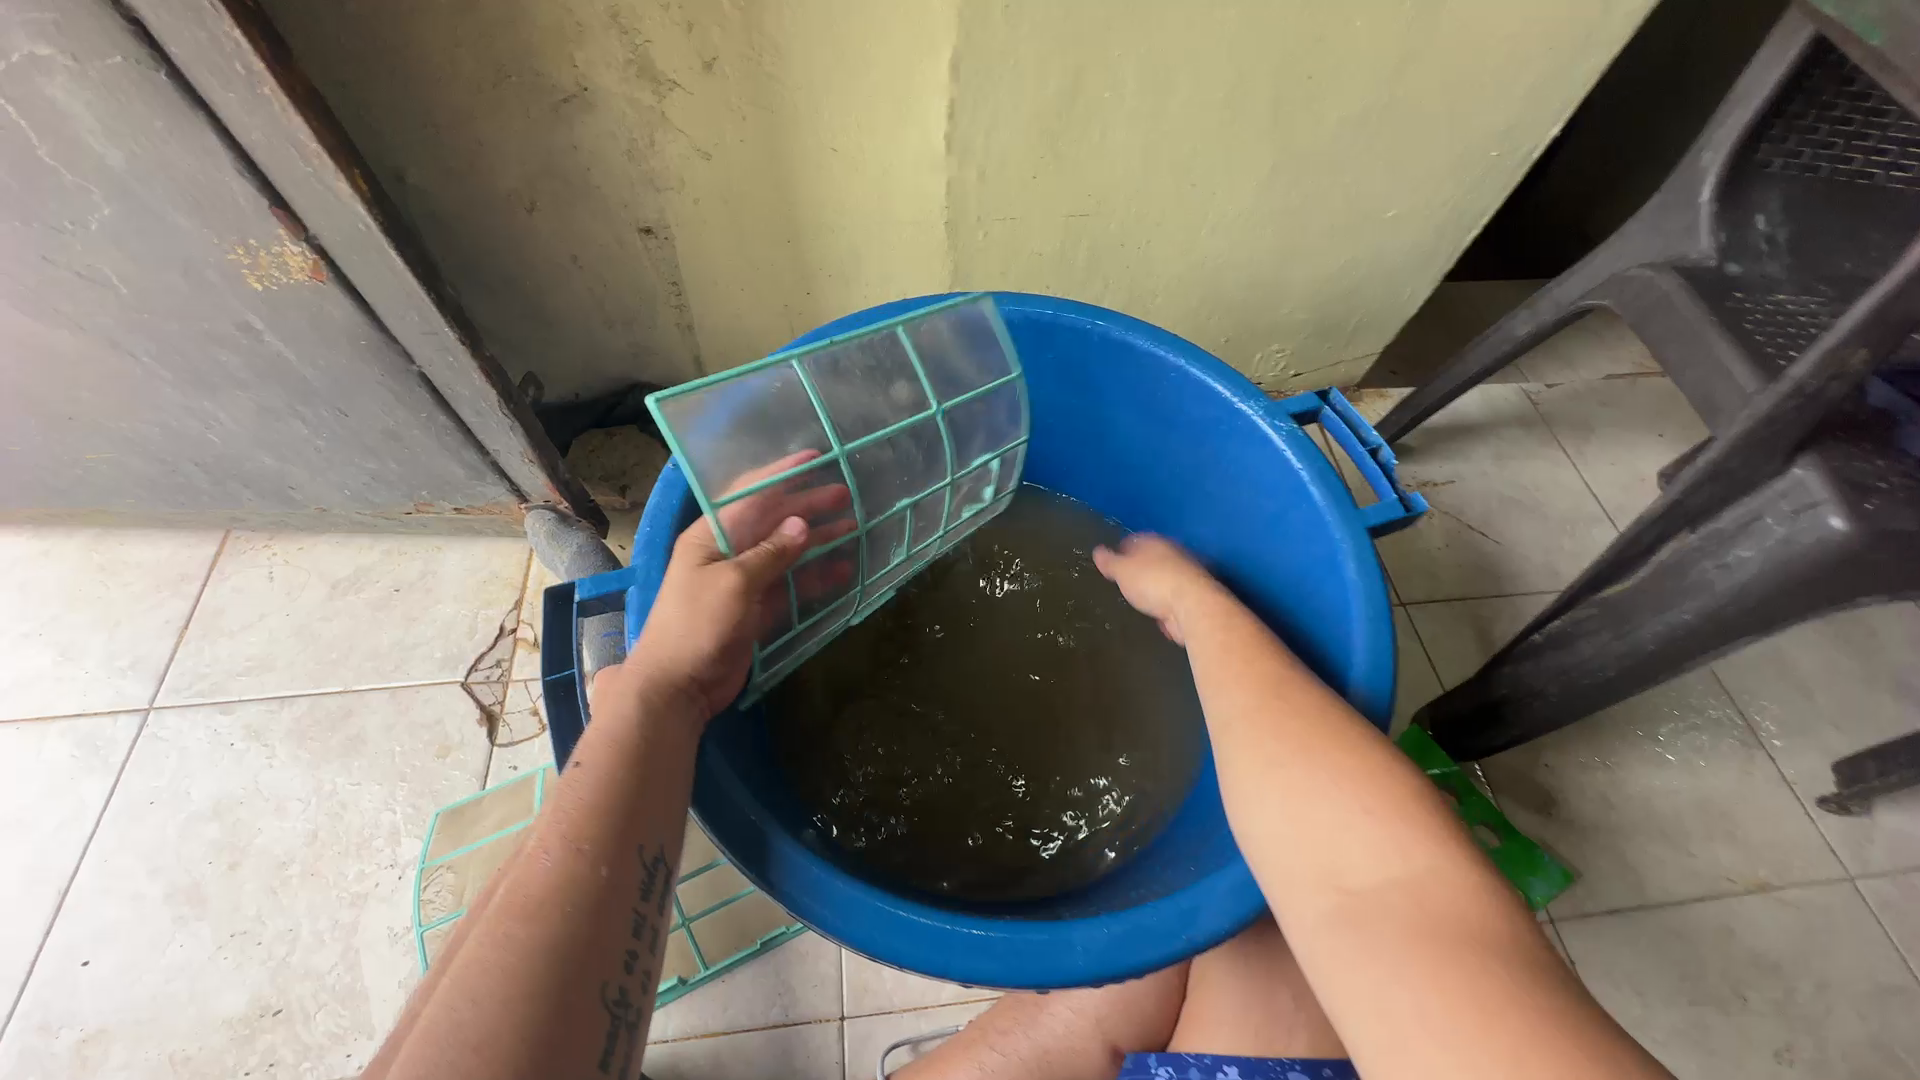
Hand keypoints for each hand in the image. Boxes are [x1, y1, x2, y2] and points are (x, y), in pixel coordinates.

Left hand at [609, 452, 853, 721]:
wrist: (677, 686)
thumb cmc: (696, 626)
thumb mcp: (734, 583)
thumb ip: (770, 553)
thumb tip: (802, 525)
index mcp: (712, 536)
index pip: (751, 494)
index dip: (783, 475)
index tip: (816, 458)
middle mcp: (728, 552)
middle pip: (774, 521)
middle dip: (809, 506)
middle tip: (846, 495)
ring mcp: (744, 582)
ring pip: (787, 553)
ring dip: (818, 541)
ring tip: (854, 528)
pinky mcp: (756, 609)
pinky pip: (791, 585)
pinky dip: (815, 578)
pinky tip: (842, 571)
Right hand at [1091, 533, 1227, 645]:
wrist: (1192, 606)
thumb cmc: (1153, 582)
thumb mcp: (1122, 570)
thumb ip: (1109, 561)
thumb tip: (1098, 551)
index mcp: (1155, 542)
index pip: (1135, 539)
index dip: (1121, 549)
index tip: (1110, 561)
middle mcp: (1173, 553)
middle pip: (1151, 557)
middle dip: (1138, 566)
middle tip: (1122, 579)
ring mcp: (1185, 575)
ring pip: (1163, 576)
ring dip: (1152, 584)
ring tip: (1136, 596)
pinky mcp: (1192, 596)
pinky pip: (1172, 595)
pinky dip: (1163, 600)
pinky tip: (1154, 610)